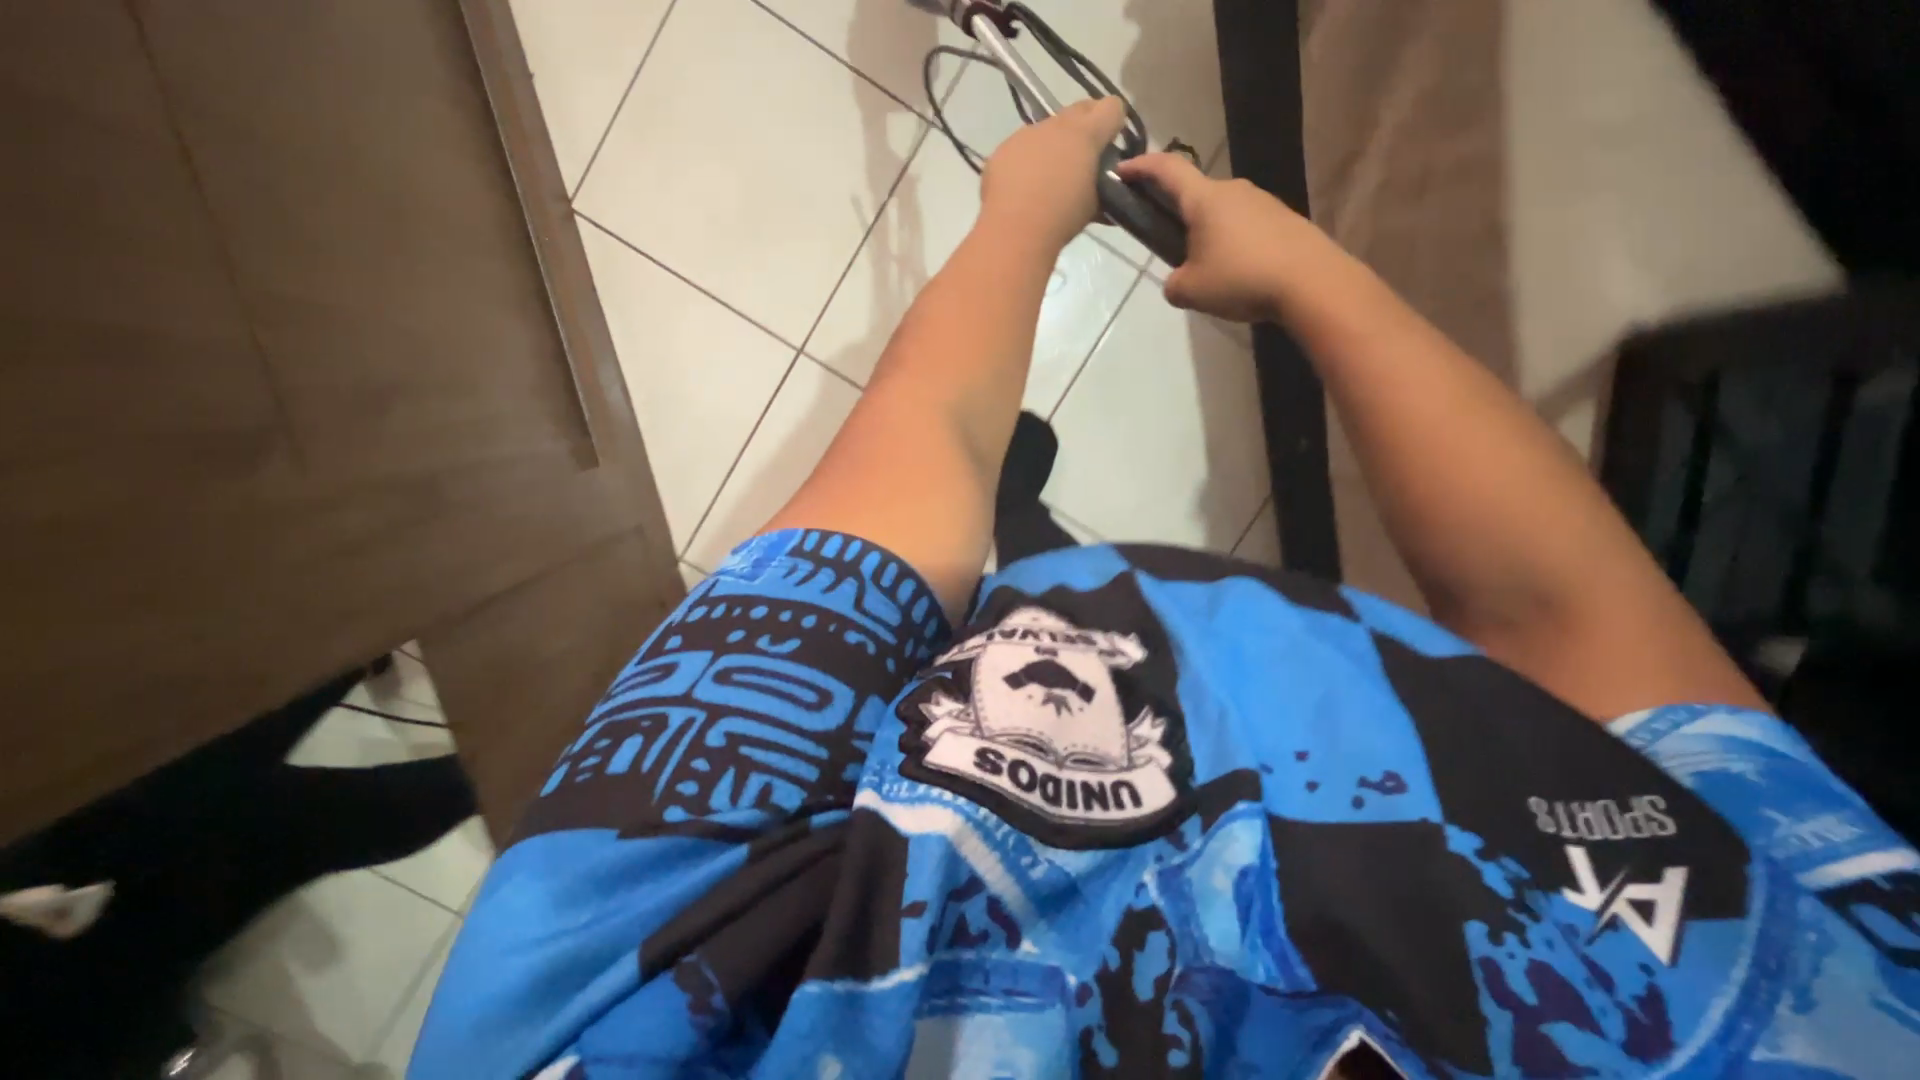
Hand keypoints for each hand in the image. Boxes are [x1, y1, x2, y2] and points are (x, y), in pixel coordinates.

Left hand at [978, 97, 1128, 253]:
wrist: (1015, 232)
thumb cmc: (1063, 218)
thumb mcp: (1095, 202)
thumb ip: (1102, 180)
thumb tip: (1104, 180)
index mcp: (1085, 134)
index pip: (1112, 107)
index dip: (1114, 123)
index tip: (1109, 144)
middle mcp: (1056, 125)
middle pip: (1079, 110)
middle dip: (1085, 128)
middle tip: (1082, 158)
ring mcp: (1026, 134)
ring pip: (1048, 128)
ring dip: (1054, 144)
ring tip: (1048, 177)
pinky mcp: (1003, 149)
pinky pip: (1022, 146)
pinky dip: (1028, 159)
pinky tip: (1023, 186)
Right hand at [1116, 152, 1336, 322]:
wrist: (1312, 282)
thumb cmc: (1242, 279)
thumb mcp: (1189, 291)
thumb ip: (1172, 282)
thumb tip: (1179, 279)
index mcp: (1204, 199)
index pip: (1166, 169)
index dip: (1140, 167)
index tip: (1121, 170)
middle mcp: (1233, 190)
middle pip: (1195, 194)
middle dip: (1176, 213)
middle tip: (1166, 242)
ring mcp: (1262, 202)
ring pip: (1222, 213)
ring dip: (1208, 233)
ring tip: (1206, 270)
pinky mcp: (1283, 220)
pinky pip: (1246, 227)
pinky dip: (1234, 245)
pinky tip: (1237, 275)